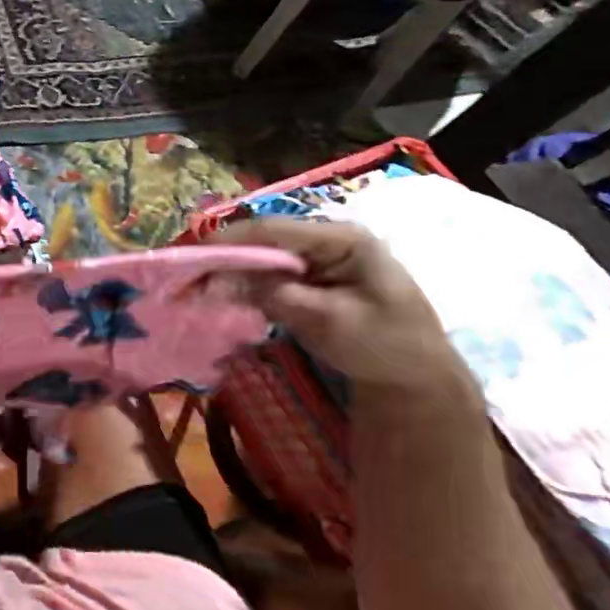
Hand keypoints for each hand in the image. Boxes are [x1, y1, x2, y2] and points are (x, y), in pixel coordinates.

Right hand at [217, 219, 476, 405]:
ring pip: (263, 254)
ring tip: (201, 285)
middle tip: (192, 274)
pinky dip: (247, 281)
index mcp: (343, 238)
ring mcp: (320, 255)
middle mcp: (328, 238)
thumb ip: (275, 296)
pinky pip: (270, 270)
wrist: (418, 379)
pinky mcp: (312, 275)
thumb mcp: (329, 321)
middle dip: (227, 255)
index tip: (194, 254)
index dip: (231, 239)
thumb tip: (220, 282)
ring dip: (233, 270)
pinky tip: (226, 293)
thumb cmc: (384, 346)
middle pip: (264, 239)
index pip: (274, 230)